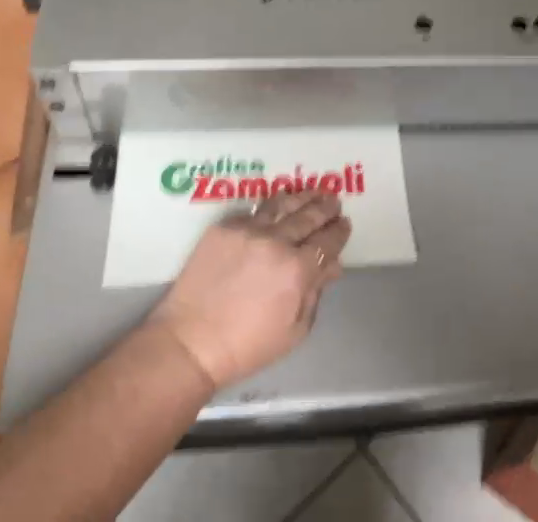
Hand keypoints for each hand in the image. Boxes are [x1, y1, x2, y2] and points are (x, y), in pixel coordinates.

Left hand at [146, 190, 351, 389]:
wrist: (192, 341)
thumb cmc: (249, 345)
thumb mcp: (296, 328)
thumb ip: (316, 291)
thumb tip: (331, 265)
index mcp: (298, 269)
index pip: (327, 241)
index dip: (339, 231)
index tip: (345, 223)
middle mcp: (276, 242)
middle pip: (308, 216)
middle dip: (325, 207)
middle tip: (333, 199)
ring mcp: (247, 231)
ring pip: (281, 204)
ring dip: (300, 197)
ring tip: (311, 192)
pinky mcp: (223, 228)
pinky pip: (252, 212)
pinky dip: (269, 208)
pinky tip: (275, 206)